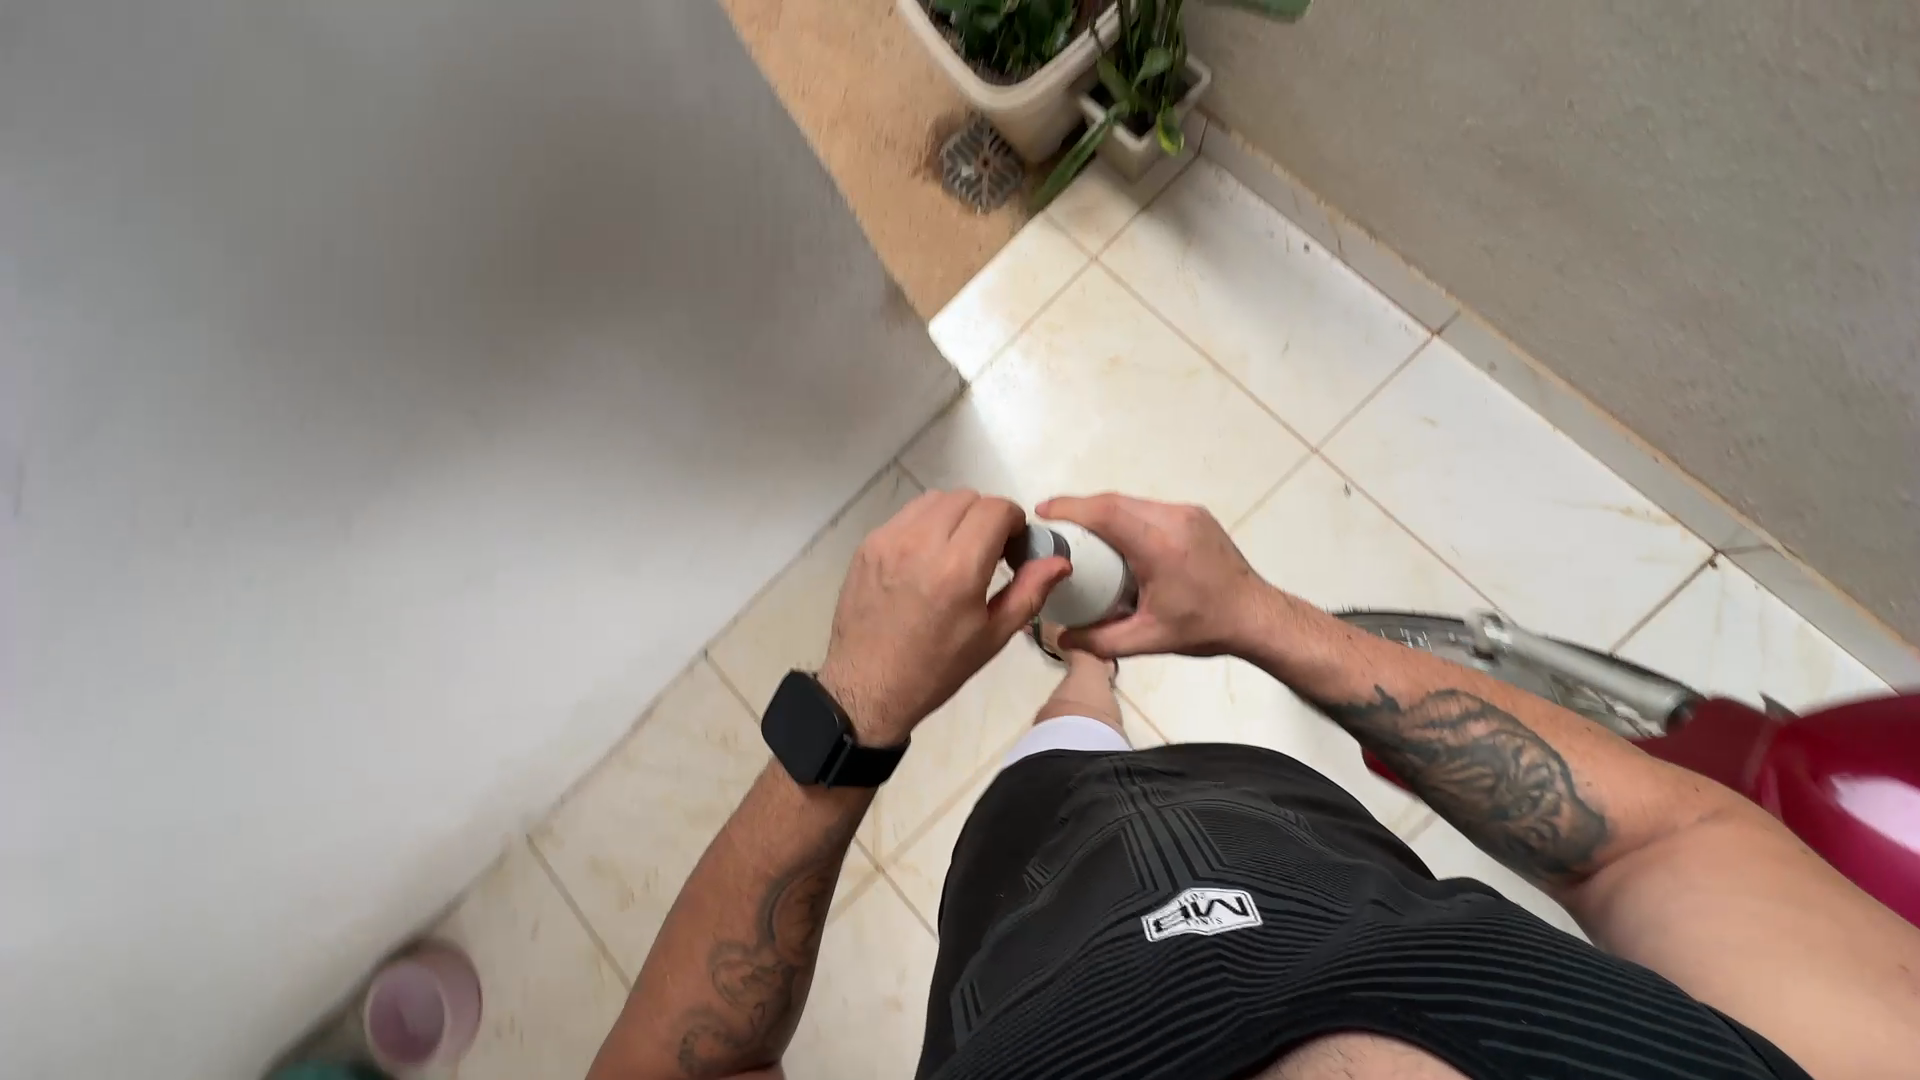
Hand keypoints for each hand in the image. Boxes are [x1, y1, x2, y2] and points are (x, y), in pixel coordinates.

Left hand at [818, 490, 1069, 745]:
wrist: (868, 686)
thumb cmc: (937, 668)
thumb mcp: (993, 636)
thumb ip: (1030, 591)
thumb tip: (1060, 561)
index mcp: (958, 568)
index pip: (997, 509)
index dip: (1014, 522)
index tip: (1014, 546)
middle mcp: (921, 543)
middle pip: (967, 498)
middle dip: (987, 516)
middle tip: (989, 550)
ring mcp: (889, 539)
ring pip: (935, 499)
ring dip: (956, 515)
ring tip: (957, 549)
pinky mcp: (868, 544)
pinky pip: (907, 515)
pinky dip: (926, 524)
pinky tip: (927, 557)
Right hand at [1038, 493, 1293, 658]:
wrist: (1256, 616)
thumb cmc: (1203, 628)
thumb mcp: (1148, 640)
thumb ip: (1100, 640)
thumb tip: (1058, 638)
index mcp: (1160, 546)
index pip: (1107, 513)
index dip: (1071, 508)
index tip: (1043, 512)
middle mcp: (1174, 520)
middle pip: (1115, 501)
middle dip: (1080, 507)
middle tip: (1054, 523)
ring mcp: (1187, 513)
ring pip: (1132, 501)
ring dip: (1102, 510)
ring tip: (1078, 529)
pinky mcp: (1195, 514)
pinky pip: (1148, 507)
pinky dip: (1124, 514)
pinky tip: (1113, 534)